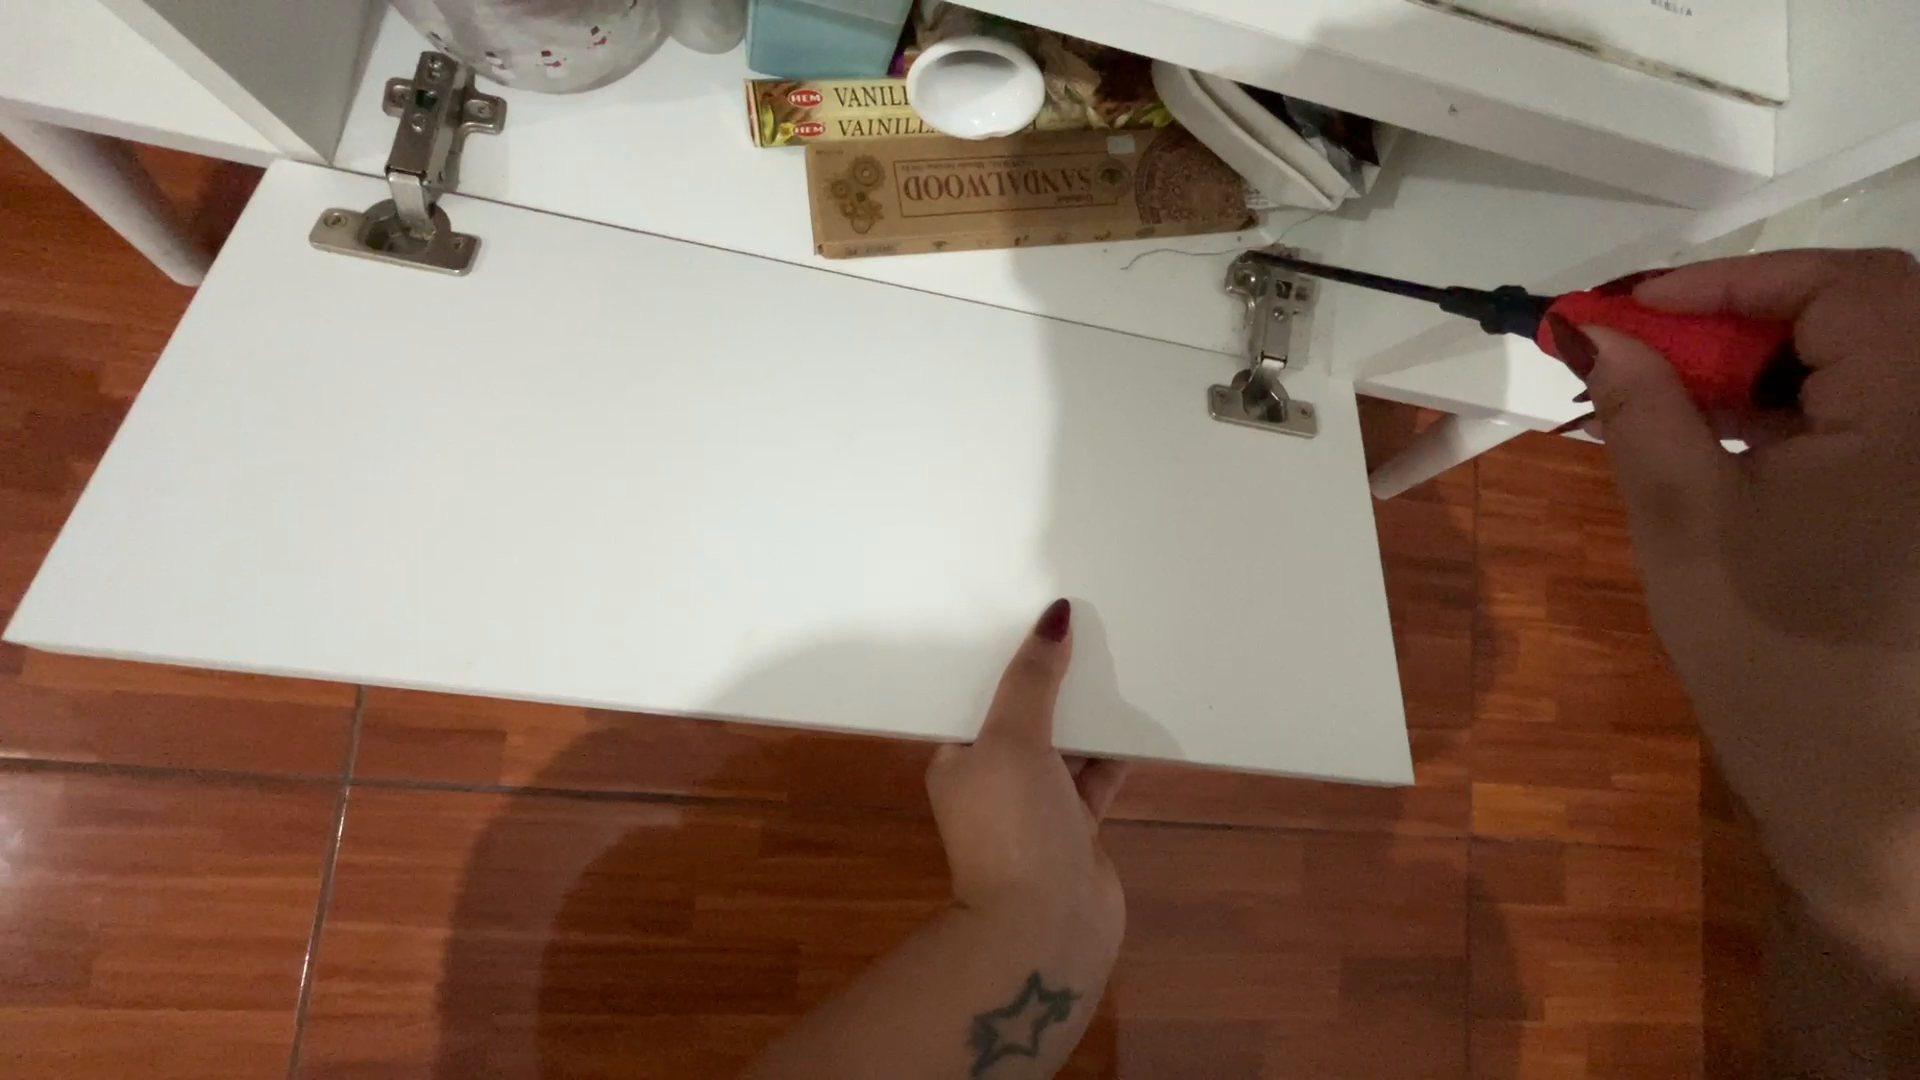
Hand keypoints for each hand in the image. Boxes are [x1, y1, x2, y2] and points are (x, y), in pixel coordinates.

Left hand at [925, 599, 1130, 950]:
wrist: (1047, 929)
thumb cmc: (1014, 824)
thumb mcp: (1013, 739)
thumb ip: (1032, 679)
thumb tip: (1053, 615)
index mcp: (958, 756)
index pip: (976, 695)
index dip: (1002, 658)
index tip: (1026, 615)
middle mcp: (992, 778)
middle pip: (1023, 716)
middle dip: (1049, 680)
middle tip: (1076, 627)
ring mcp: (1034, 804)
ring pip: (1062, 744)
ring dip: (1083, 713)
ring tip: (1109, 658)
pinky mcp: (1073, 825)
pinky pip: (1093, 775)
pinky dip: (1111, 753)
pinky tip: (1133, 717)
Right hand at [1565, 249, 1919, 984]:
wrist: (1870, 778)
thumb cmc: (1769, 648)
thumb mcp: (1683, 520)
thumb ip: (1639, 413)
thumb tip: (1590, 334)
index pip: (1845, 284)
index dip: (1726, 281)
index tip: (1618, 308)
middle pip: (1858, 315)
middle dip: (1728, 325)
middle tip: (1622, 361)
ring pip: (1859, 363)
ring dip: (1750, 368)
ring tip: (1656, 408)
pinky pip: (1867, 413)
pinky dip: (1785, 409)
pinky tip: (1718, 442)